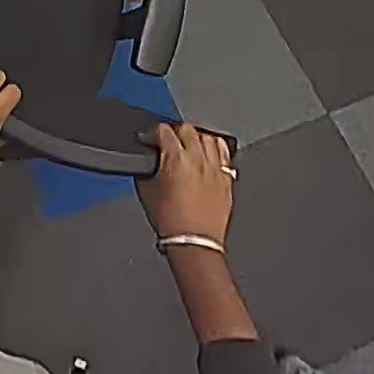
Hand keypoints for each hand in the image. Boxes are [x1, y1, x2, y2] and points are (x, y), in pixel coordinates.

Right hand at [137, 123, 234, 243]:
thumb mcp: (146, 190)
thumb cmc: (171, 221)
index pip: (163, 131)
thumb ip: (147, 167)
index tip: (149, 139)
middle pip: (187, 129)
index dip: (152, 133)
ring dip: (196, 138)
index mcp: (176, 159)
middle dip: (174, 132)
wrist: (193, 243)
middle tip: (167, 141)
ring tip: (189, 144)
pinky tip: (209, 152)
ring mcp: (214, 168)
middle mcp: (198, 159)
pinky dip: (216, 149)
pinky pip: (224, 153)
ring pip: (207, 137)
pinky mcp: (226, 179)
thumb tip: (149, 159)